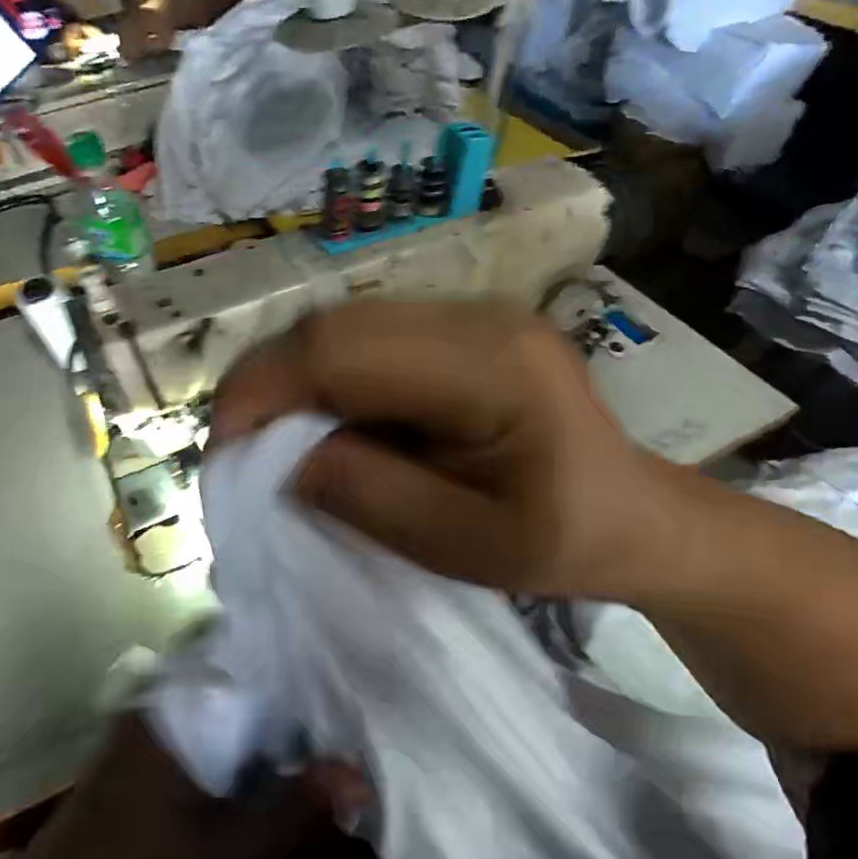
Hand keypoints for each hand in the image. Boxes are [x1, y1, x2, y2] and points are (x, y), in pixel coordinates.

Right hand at [212, 300, 693, 598]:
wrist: (632, 514)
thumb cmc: (563, 542)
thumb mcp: (463, 545)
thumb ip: (367, 495)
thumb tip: (279, 459)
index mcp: (492, 365)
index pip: (343, 349)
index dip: (264, 392)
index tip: (224, 456)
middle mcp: (481, 315)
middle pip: (337, 326)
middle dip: (271, 385)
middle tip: (243, 456)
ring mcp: (475, 313)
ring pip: (347, 328)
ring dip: (298, 383)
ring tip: (280, 447)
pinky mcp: (466, 329)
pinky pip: (374, 342)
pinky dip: (333, 382)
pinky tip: (332, 429)